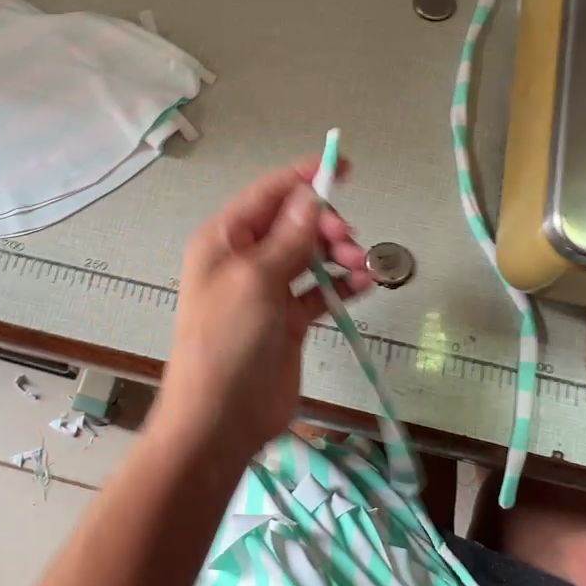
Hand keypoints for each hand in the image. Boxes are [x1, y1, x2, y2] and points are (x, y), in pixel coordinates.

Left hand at [154, 158, 372, 457]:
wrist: (221, 418)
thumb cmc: (226, 342)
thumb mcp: (256, 280)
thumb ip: (288, 237)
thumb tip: (310, 195)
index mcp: (224, 240)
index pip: (268, 194)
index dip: (304, 177)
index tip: (342, 167)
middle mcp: (245, 259)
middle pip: (294, 223)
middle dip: (325, 224)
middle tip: (347, 241)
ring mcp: (267, 291)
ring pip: (310, 256)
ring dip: (337, 254)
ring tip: (359, 265)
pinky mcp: (287, 320)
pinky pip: (319, 291)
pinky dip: (342, 285)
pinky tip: (365, 283)